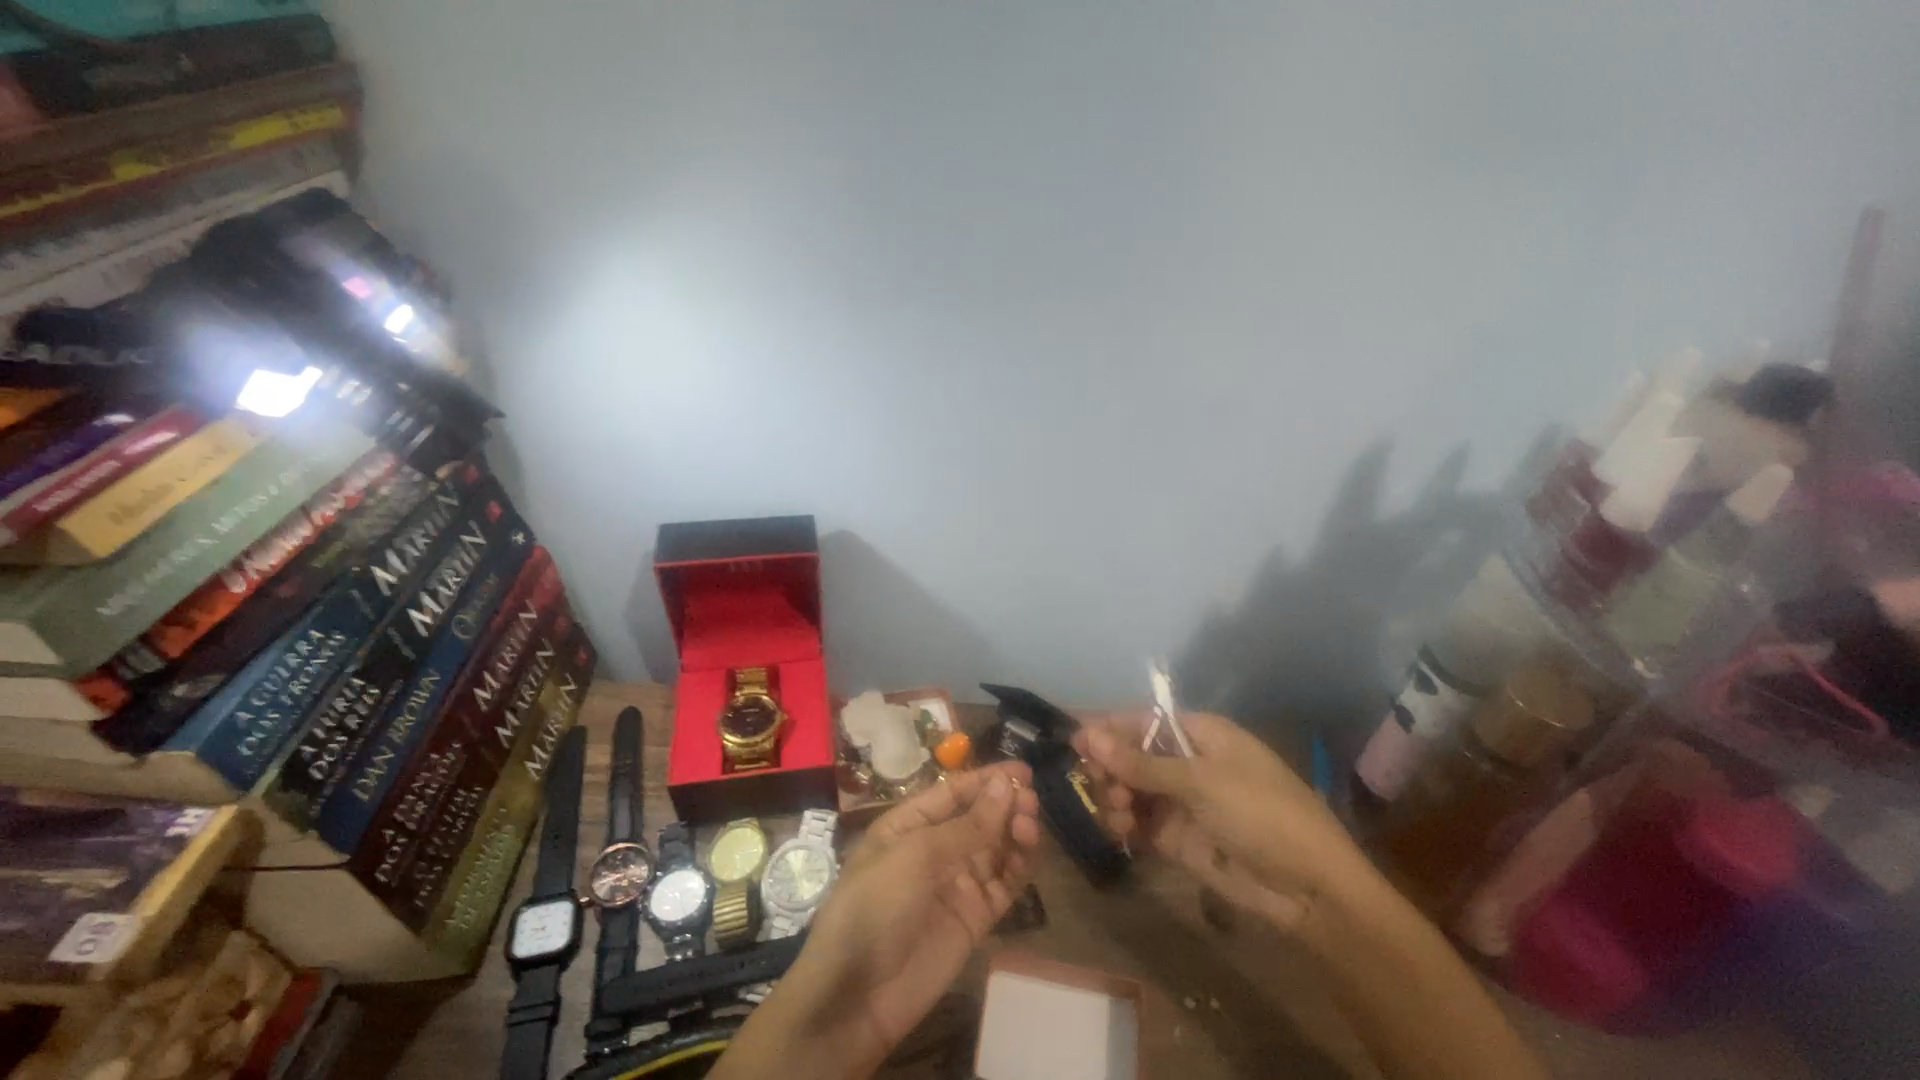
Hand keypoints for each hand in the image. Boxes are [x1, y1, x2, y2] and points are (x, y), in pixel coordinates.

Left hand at [713, 762, 1041, 1079]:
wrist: (857, 996)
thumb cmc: (873, 909)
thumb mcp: (916, 857)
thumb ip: (967, 825)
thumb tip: (1006, 786)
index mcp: (907, 827)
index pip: (953, 792)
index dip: (987, 779)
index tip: (1024, 771)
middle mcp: (933, 851)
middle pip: (979, 819)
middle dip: (1005, 806)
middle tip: (1030, 803)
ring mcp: (955, 886)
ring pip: (996, 850)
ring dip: (1015, 834)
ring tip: (1028, 829)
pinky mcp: (973, 920)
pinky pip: (1003, 886)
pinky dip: (1019, 868)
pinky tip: (1028, 856)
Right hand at [1073, 710, 1373, 933]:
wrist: (1307, 888)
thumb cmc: (1261, 815)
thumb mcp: (1201, 782)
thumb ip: (1141, 763)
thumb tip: (1087, 735)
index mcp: (1202, 735)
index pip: (1143, 720)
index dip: (1108, 727)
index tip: (1072, 739)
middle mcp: (1189, 763)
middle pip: (1131, 754)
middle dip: (1108, 766)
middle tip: (1096, 784)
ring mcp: (1182, 802)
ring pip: (1130, 790)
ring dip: (1113, 797)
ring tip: (1115, 813)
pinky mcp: (1177, 839)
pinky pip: (1138, 823)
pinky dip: (1122, 825)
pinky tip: (1119, 832)